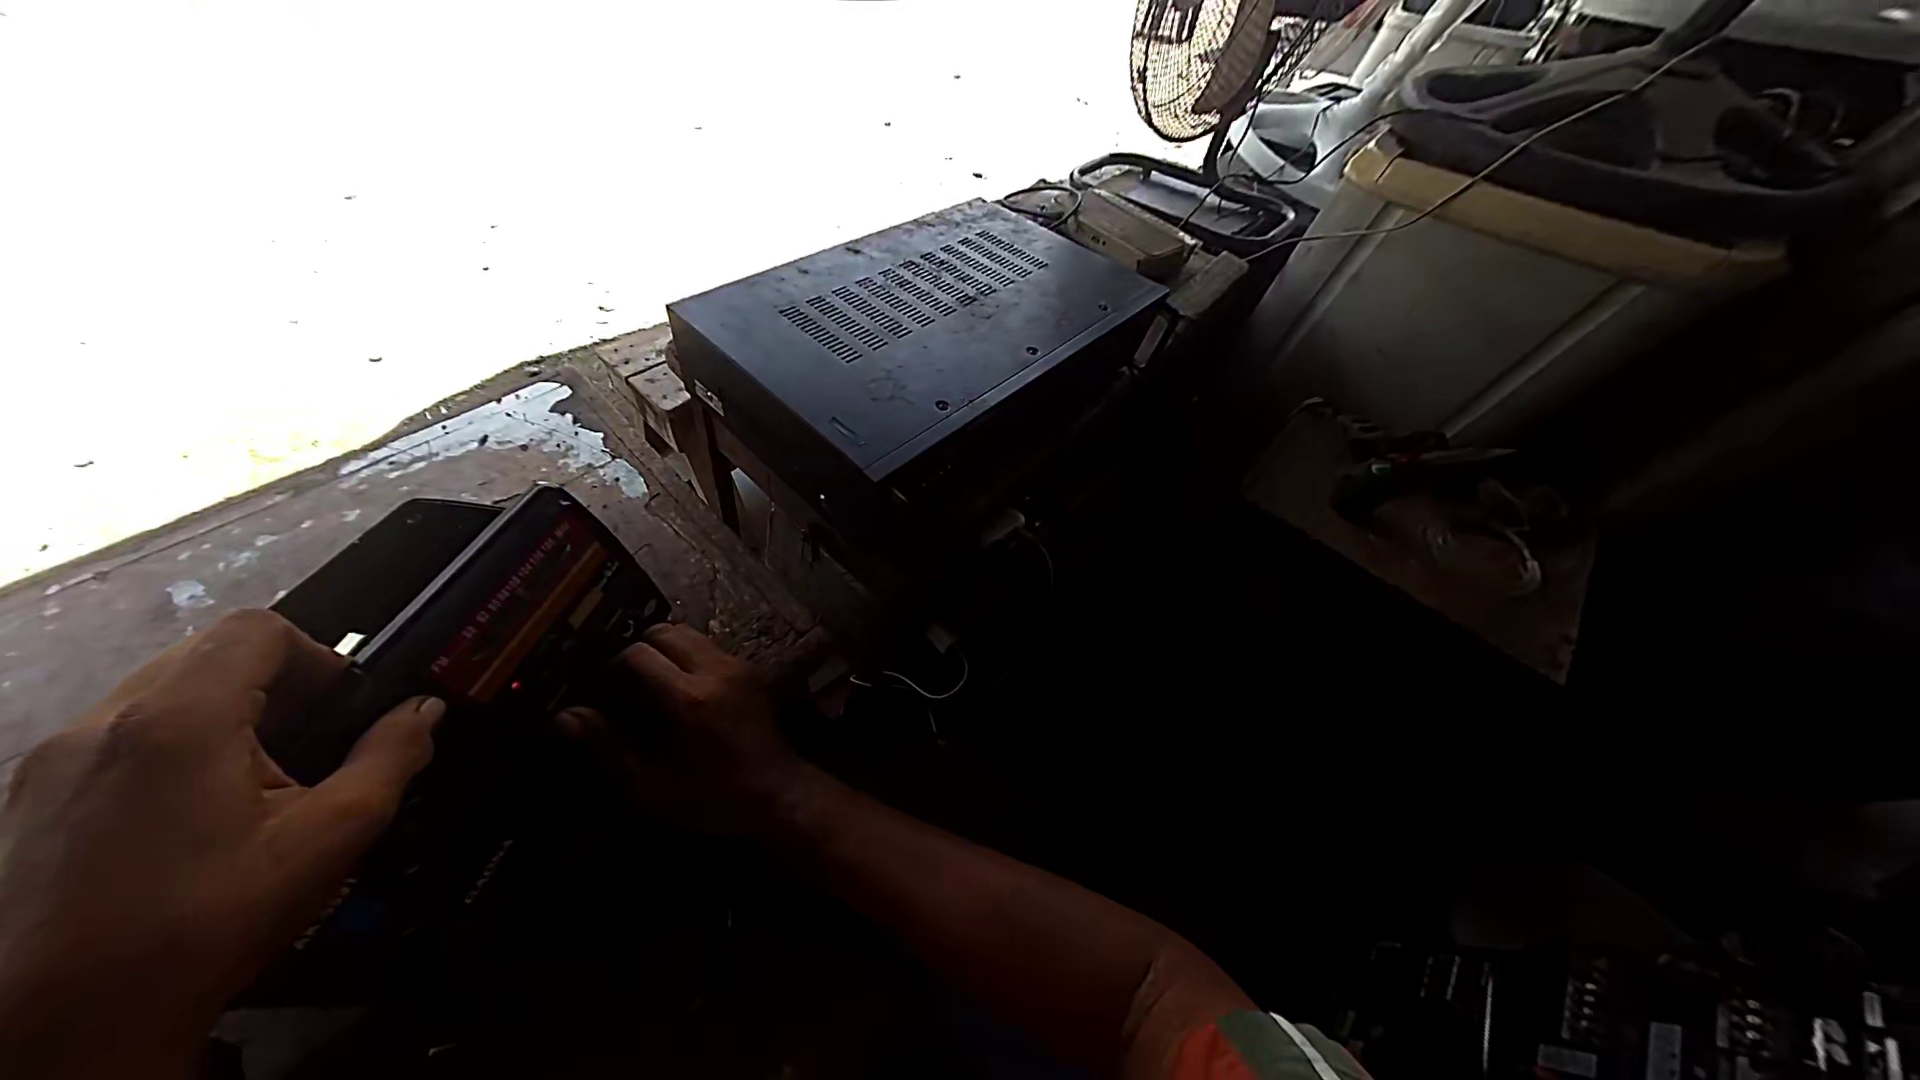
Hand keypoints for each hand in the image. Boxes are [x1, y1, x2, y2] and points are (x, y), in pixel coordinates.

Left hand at [0, 609, 442, 1078]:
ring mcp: (52, 761)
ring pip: (161, 686)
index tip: (340, 703)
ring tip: (259, 772)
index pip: (255, 629)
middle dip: (275, 679)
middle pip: (207, 650)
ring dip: (226, 705)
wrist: (60, 1032)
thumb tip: (426, 709)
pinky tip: (201, 802)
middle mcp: (102, 726)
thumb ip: (393, 755)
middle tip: (311, 739)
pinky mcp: (31, 796)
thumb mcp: (333, 833)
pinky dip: (180, 736)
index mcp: (178, 724)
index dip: (316, 653)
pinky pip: (124, 727)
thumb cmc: (210, 919)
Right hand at [556, 623, 814, 835]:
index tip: (603, 688)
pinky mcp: (752, 670)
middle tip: (626, 679)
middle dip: (640, 647)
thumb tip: (566, 715)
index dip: (613, 665)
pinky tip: (682, 687)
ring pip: (692, 634)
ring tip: (652, 681)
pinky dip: (691, 656)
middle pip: (667, 631)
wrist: (778, 791)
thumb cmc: (713, 797)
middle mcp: (716, 670)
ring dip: (667, 648)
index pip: (639, 653)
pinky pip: (713, 647)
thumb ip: (608, 746)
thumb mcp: (651, 785)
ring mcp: (739, 666)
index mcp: (689, 697)